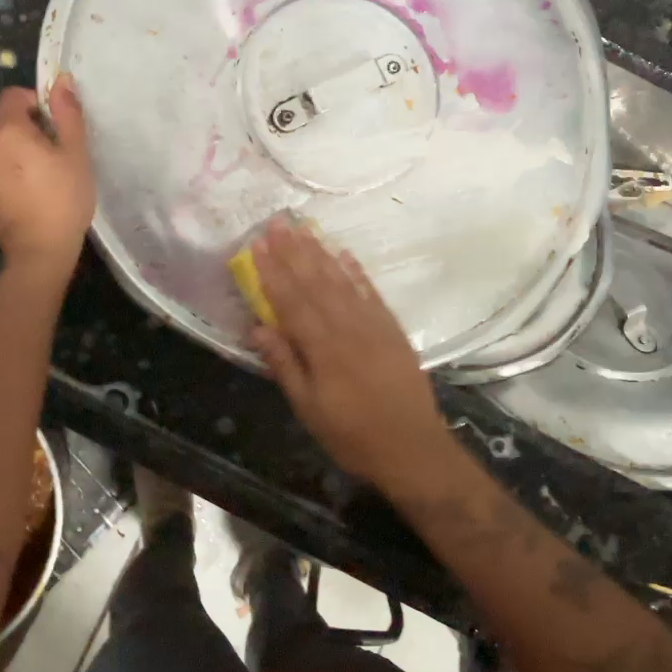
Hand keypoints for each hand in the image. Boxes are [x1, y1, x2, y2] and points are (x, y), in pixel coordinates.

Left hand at [0, 74, 95, 273]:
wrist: (39, 252)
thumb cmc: (63, 198)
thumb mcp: (75, 152)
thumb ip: (67, 113)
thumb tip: (62, 79)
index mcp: (7, 131)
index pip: (13, 96)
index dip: (37, 101)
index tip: (58, 124)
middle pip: (9, 122)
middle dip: (33, 130)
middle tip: (61, 154)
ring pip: (4, 147)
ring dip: (24, 152)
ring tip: (50, 176)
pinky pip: (0, 168)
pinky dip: (16, 171)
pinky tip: (37, 193)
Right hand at [247, 219, 444, 485]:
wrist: (414, 449)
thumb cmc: (353, 436)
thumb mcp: (309, 410)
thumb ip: (285, 365)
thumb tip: (258, 328)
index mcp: (323, 348)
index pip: (291, 301)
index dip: (272, 272)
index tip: (257, 244)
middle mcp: (347, 328)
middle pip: (315, 282)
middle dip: (294, 251)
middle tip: (277, 222)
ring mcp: (373, 325)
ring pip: (341, 281)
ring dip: (320, 253)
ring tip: (304, 228)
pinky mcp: (392, 329)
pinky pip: (371, 293)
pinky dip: (357, 272)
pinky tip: (344, 254)